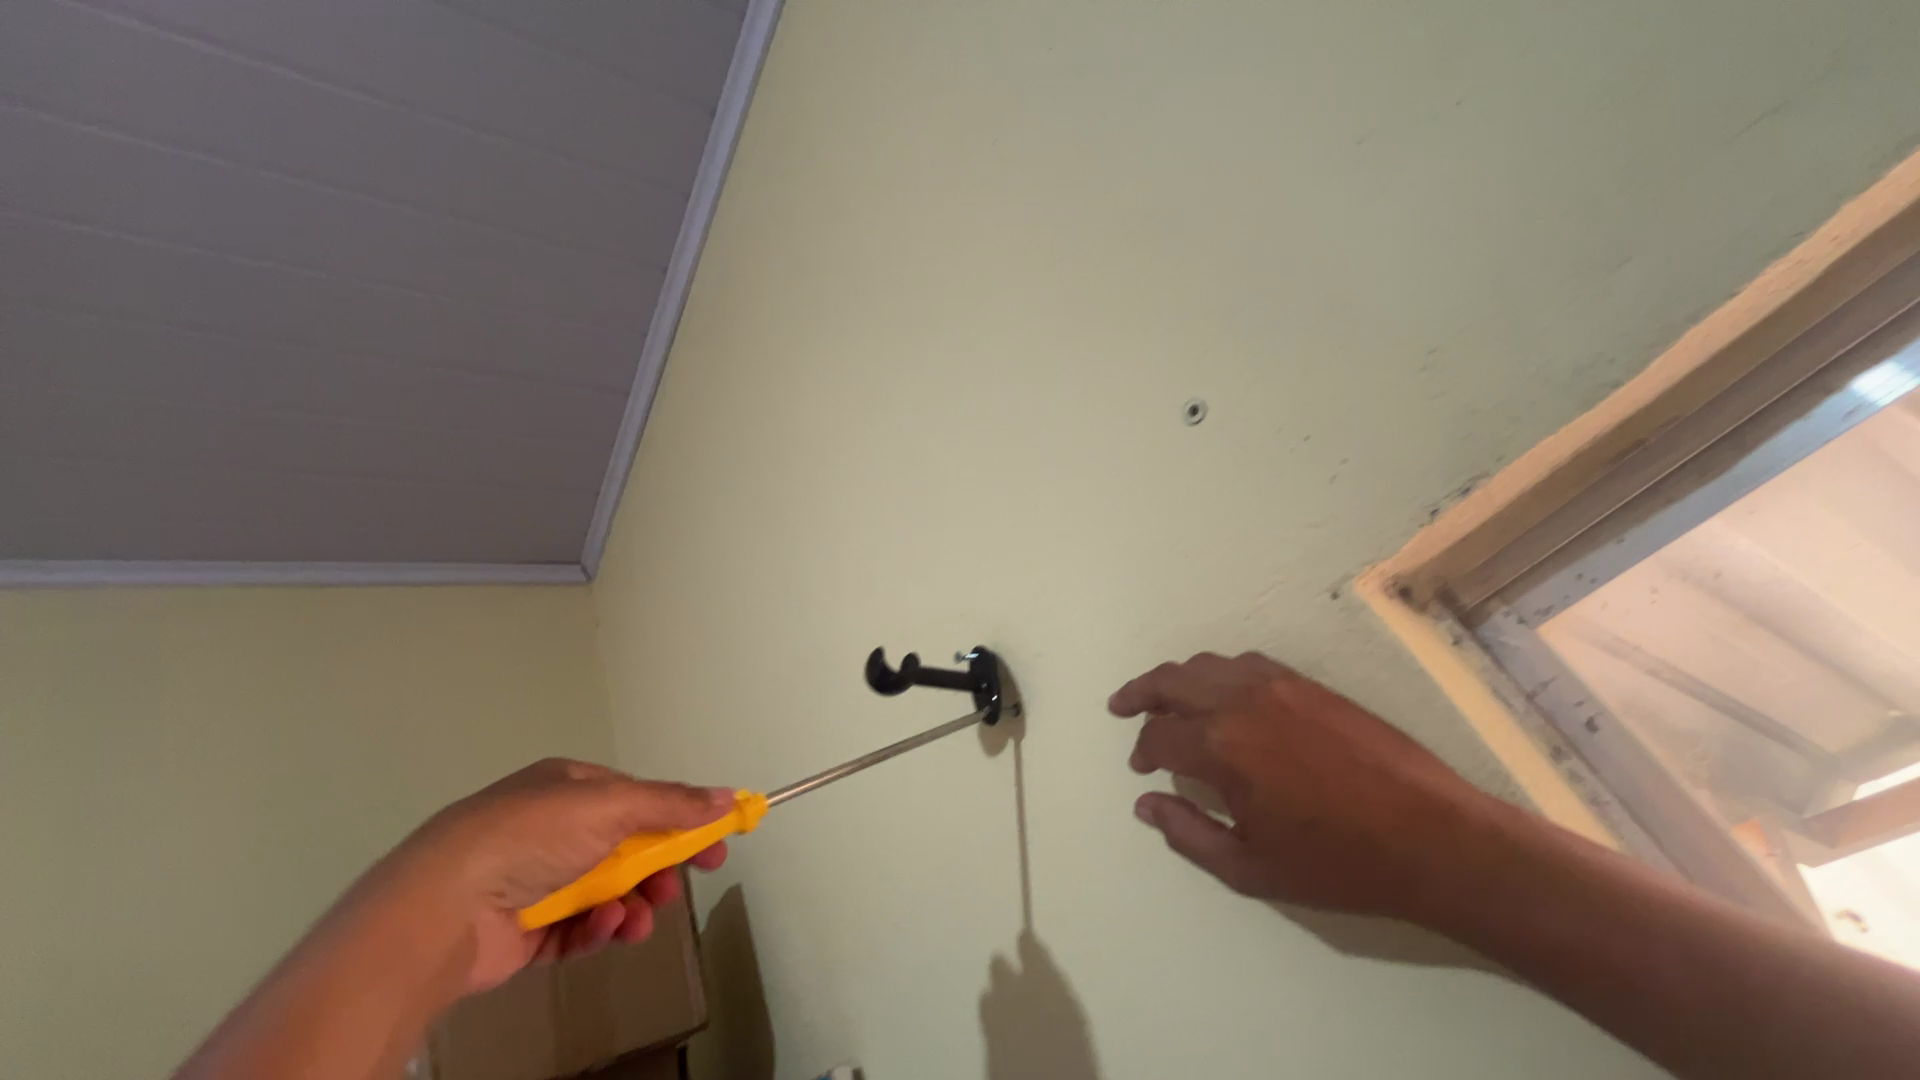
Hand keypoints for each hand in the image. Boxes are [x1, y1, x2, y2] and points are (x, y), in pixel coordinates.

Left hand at [387, 759, 732, 993]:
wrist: (441, 909)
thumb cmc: (530, 838)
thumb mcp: (611, 806)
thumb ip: (673, 804)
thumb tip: (728, 797)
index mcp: (568, 787)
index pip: (639, 800)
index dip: (681, 821)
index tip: (715, 846)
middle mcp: (552, 829)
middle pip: (627, 849)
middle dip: (657, 870)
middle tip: (678, 890)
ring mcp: (536, 880)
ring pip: (607, 892)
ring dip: (632, 905)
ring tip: (638, 920)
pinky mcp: (526, 929)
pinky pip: (578, 928)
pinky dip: (596, 930)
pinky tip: (600, 931)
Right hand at [1110, 652, 1507, 922]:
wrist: (1433, 839)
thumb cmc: (1337, 863)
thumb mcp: (1250, 868)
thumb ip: (1188, 833)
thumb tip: (1146, 802)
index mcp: (1221, 747)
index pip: (1159, 734)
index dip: (1143, 750)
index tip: (1143, 768)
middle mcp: (1241, 702)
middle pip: (1172, 680)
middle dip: (1141, 694)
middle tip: (1122, 707)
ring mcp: (1279, 686)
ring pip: (1209, 664)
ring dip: (1179, 678)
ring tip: (1167, 697)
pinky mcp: (1310, 685)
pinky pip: (1250, 663)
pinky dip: (1221, 672)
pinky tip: (1223, 693)